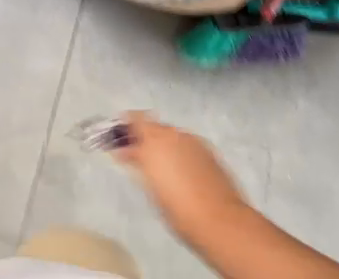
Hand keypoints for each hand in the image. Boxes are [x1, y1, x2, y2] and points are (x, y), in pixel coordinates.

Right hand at [111, 112, 248, 237]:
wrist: (220, 220)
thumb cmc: (178, 210)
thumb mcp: (150, 187)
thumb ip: (136, 162)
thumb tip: (122, 150)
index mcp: (153, 141)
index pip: (134, 120)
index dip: (125, 124)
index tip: (118, 135)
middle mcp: (172, 134)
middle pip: (152, 125)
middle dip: (143, 135)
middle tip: (137, 152)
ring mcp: (192, 139)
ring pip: (170, 133)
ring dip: (162, 142)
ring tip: (160, 163)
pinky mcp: (208, 149)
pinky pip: (186, 142)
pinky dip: (178, 148)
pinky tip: (180, 167)